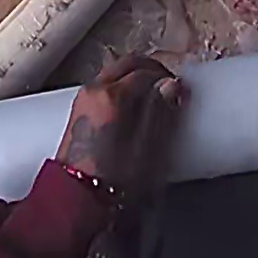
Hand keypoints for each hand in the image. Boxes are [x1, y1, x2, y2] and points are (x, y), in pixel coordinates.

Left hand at [56, 55, 185, 194]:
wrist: (76, 194)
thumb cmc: (115, 177)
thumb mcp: (147, 148)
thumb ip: (160, 112)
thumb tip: (172, 85)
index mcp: (113, 96)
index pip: (144, 72)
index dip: (166, 77)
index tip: (181, 88)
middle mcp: (95, 89)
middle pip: (126, 63)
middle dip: (150, 67)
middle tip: (169, 82)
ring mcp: (84, 96)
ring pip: (114, 70)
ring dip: (134, 73)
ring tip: (154, 92)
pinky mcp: (79, 107)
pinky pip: (104, 82)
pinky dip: (121, 82)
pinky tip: (133, 100)